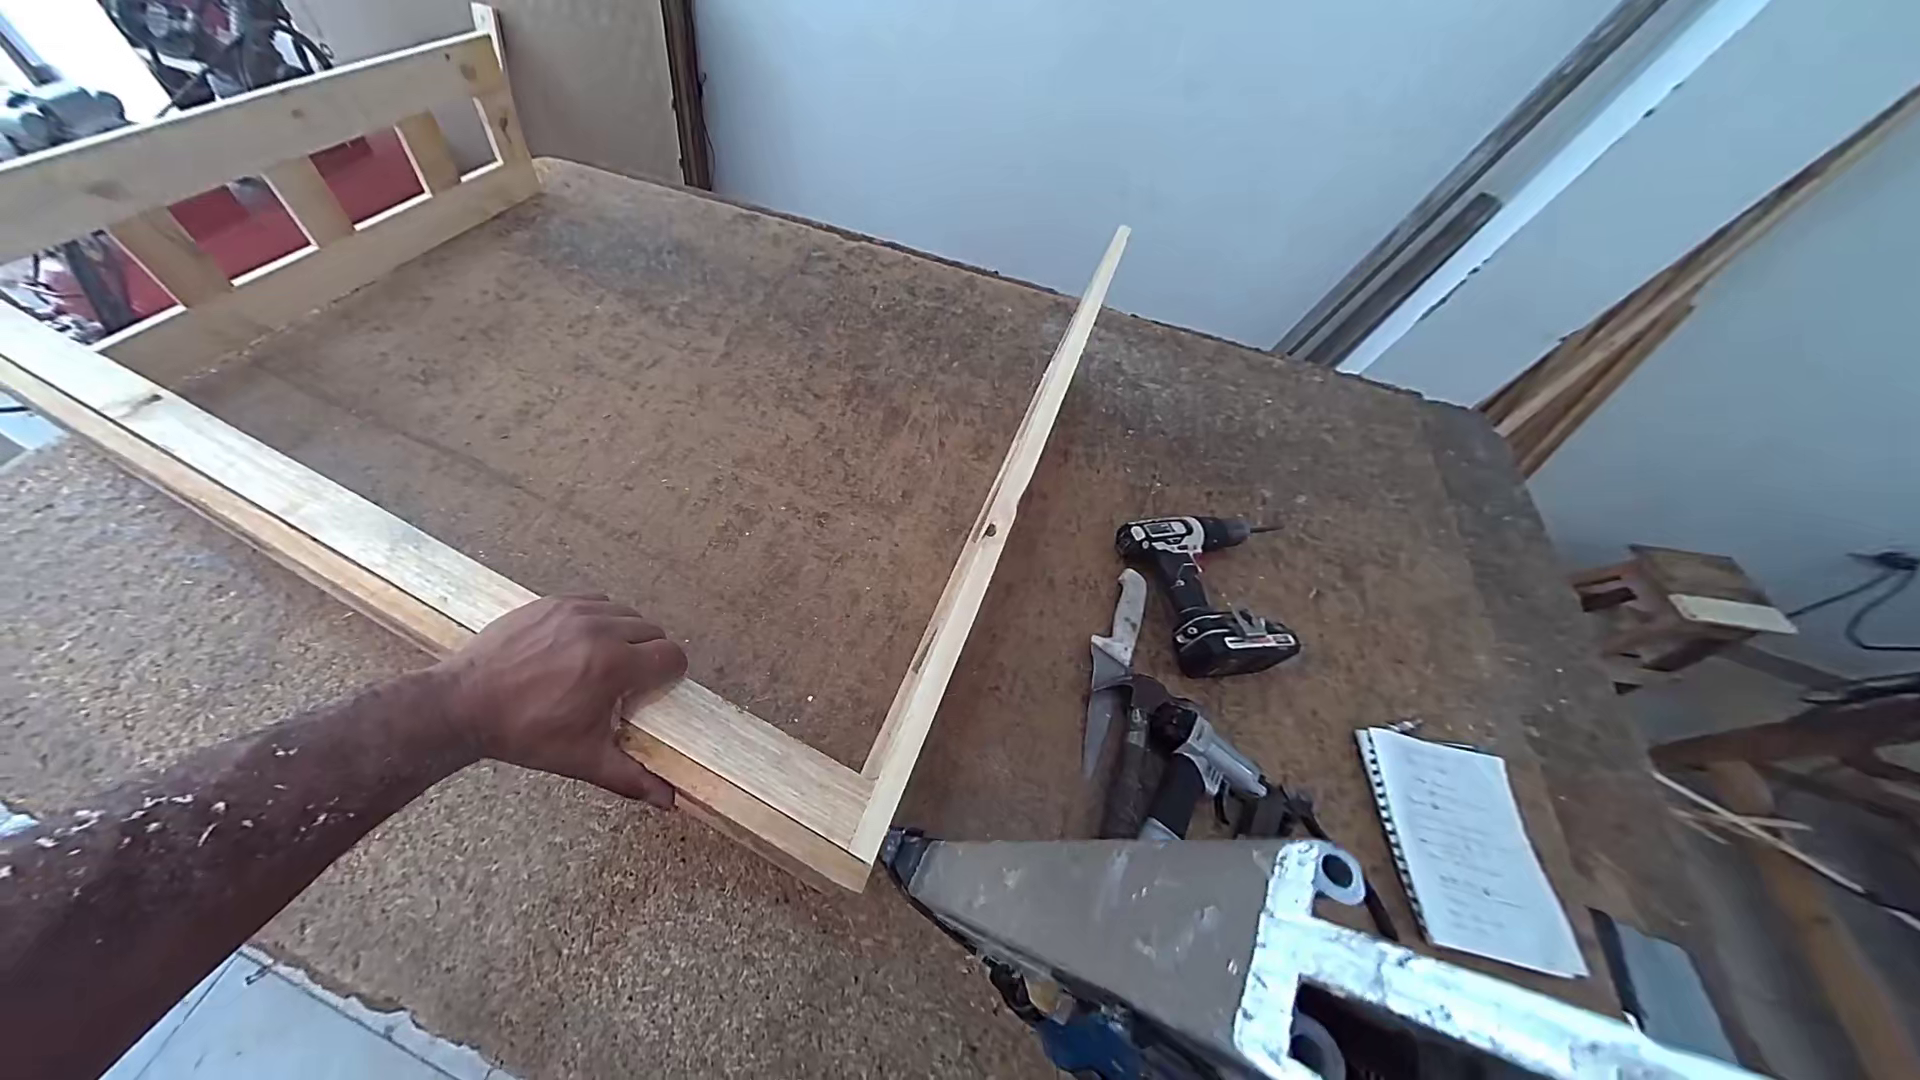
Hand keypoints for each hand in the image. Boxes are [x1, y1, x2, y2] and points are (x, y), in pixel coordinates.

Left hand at [429, 594, 687, 806]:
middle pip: (654, 633)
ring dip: (627, 634)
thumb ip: (631, 777)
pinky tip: (584, 641)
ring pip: (629, 614)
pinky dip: (602, 618)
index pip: (672, 656)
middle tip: (628, 678)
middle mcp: (601, 631)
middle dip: (649, 654)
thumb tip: (668, 800)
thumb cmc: (523, 733)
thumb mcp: (582, 759)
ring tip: (606, 659)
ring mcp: (576, 612)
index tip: (656, 686)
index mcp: (614, 666)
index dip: (670, 673)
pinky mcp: (554, 602)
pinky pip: (599, 601)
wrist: (458, 706)